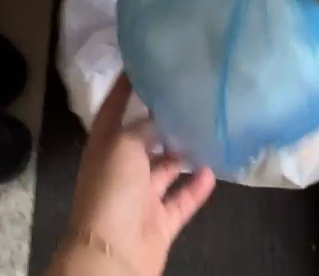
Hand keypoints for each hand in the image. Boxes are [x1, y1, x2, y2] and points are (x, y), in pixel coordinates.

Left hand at [51, 75, 215, 275]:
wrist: (113, 255)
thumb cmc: (112, 190)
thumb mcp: (125, 145)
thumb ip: (144, 127)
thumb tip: (160, 118)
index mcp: (105, 146)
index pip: (114, 108)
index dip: (124, 87)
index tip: (141, 63)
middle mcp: (121, 168)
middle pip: (143, 139)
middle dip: (161, 121)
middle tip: (188, 96)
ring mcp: (140, 197)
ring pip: (165, 169)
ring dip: (183, 153)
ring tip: (206, 130)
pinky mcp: (160, 222)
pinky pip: (181, 200)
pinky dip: (196, 187)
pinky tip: (213, 170)